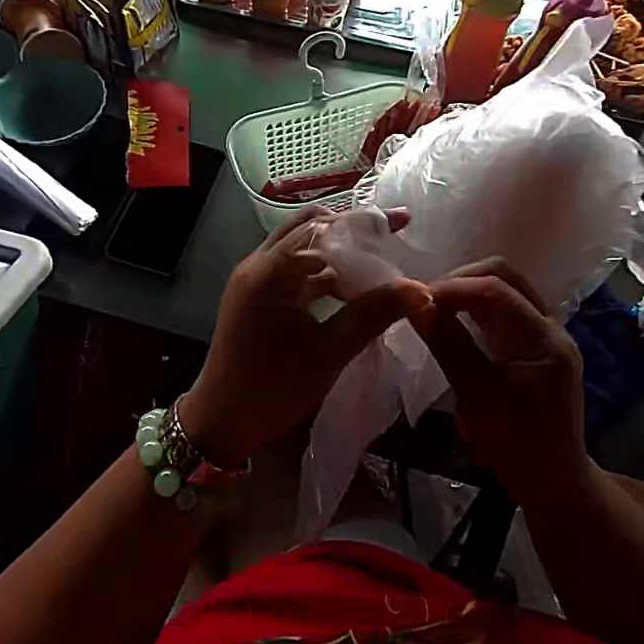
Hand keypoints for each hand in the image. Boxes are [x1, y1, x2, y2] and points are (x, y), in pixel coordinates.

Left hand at [180, 206, 429, 468]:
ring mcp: (252, 279)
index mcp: (270, 271)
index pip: (324, 226)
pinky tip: (350, 287)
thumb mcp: (330, 352)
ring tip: (377, 261)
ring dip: (337, 250)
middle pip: (310, 227)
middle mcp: (257, 264)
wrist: (221, 422)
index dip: (366, 222)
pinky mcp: (254, 296)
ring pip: (301, 246)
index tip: (402, 221)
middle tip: (391, 235)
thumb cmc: (272, 388)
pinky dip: (322, 269)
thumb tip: (422, 290)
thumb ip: (374, 314)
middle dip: (352, 229)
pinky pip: (292, 268)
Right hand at [412, 260, 591, 500]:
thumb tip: (416, 307)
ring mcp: (545, 334)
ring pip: (505, 290)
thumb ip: (448, 345)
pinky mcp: (535, 345)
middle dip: (462, 280)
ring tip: (434, 305)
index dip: (453, 287)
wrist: (552, 481)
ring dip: (468, 291)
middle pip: (505, 277)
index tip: (417, 297)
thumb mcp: (476, 396)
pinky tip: (453, 318)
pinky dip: (476, 308)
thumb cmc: (516, 444)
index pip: (497, 290)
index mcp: (544, 338)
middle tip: (426, 298)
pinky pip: (505, 311)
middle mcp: (551, 327)